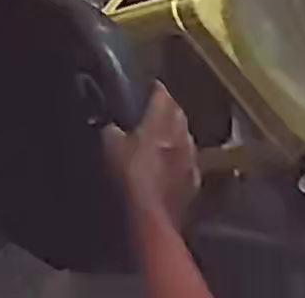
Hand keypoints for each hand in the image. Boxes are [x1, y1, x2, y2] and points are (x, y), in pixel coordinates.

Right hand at [102, 83, 200, 226]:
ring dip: (179, 130)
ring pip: (188, 137)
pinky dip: (182, 155)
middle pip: (179, 114)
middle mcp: (180, 137)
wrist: (151, 220)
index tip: (151, 84)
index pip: (163, 96)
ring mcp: (190, 161)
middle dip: (170, 107)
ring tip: (167, 130)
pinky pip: (190, 161)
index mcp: (160, 123)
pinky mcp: (194, 184)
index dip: (157, 88)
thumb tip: (112, 125)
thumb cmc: (128, 176)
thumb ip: (111, 129)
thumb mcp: (109, 145)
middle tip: (159, 104)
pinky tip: (175, 160)